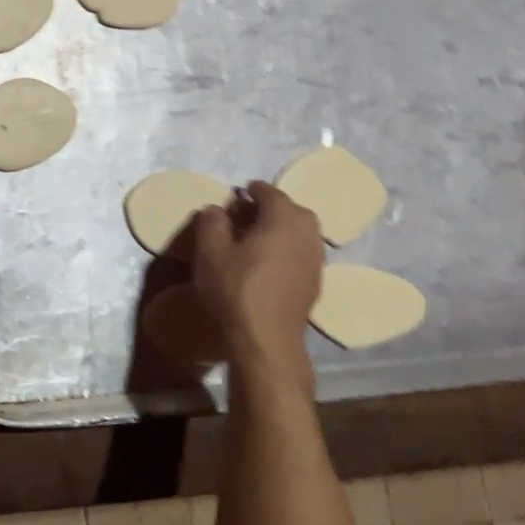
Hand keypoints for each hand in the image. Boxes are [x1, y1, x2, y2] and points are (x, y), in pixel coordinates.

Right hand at [191, 181, 324, 381]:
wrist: (265, 336)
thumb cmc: (235, 288)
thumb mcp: (210, 251)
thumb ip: (211, 223)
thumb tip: (217, 208)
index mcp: (281, 223)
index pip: (274, 195)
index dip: (258, 189)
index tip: (244, 188)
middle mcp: (305, 237)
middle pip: (298, 211)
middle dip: (278, 205)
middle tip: (255, 208)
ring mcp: (314, 262)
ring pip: (306, 232)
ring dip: (287, 225)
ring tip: (264, 231)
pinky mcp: (314, 283)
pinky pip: (306, 251)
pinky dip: (292, 244)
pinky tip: (273, 257)